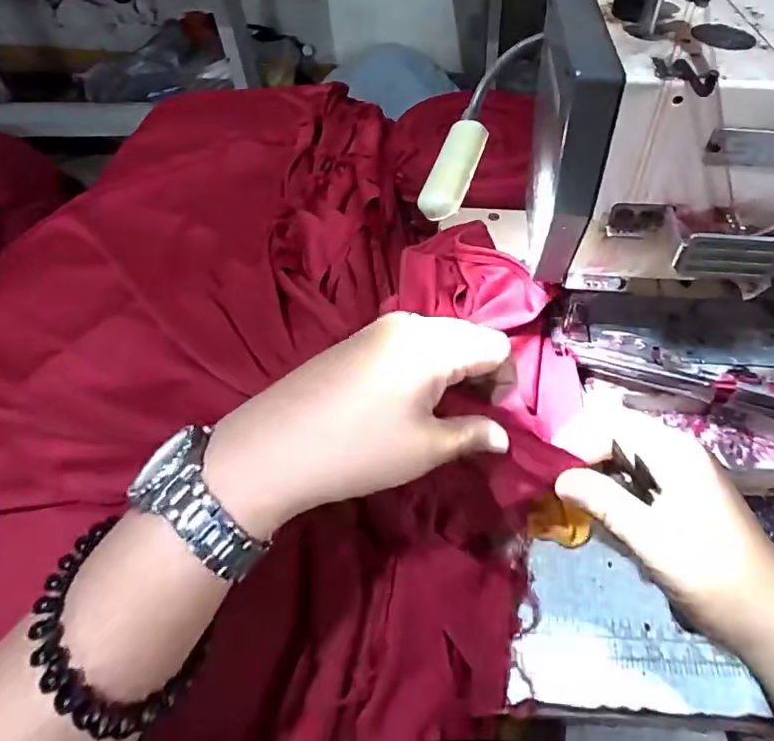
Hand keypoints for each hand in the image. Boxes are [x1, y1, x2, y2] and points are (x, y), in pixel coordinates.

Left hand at [202, 313, 512, 536]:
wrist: (266, 449)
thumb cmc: (357, 451)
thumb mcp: (424, 449)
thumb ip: (473, 434)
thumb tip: (503, 437)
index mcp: (434, 343)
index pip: (497, 345)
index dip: (507, 379)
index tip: (496, 414)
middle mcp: (413, 323)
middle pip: (472, 335)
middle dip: (484, 370)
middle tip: (475, 412)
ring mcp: (384, 326)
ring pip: (444, 336)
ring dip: (457, 365)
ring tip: (443, 406)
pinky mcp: (363, 337)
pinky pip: (415, 339)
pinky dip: (429, 362)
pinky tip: (411, 396)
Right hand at [554, 410, 773, 654]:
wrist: (767, 613)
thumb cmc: (708, 571)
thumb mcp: (650, 538)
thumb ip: (605, 503)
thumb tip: (560, 477)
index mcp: (674, 448)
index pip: (612, 424)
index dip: (577, 443)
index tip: (546, 474)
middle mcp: (681, 449)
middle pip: (622, 436)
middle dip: (586, 457)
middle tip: (555, 490)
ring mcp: (687, 472)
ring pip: (632, 458)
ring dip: (602, 475)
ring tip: (574, 503)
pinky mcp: (689, 496)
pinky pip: (646, 479)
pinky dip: (621, 490)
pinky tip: (608, 515)